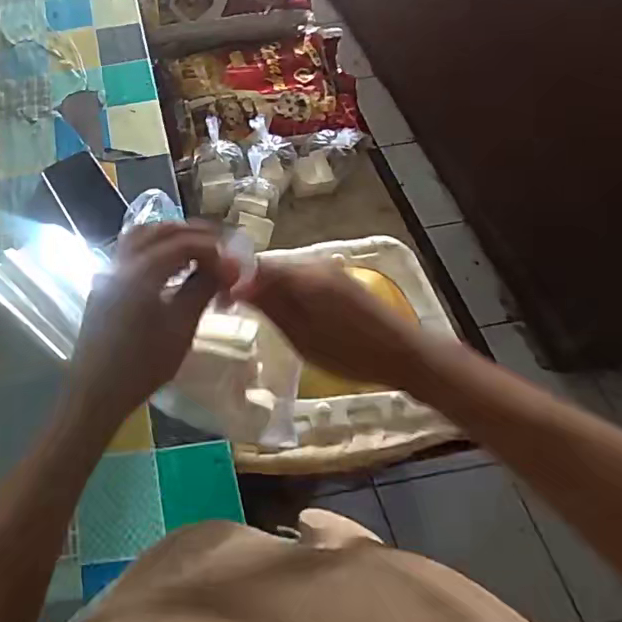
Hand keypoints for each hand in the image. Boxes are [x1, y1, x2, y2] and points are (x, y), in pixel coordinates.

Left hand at [67, 223, 238, 424]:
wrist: (97, 391)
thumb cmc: (143, 364)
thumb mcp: (181, 328)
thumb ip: (202, 289)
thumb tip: (226, 268)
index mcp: (140, 271)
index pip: (183, 242)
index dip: (213, 250)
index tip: (235, 266)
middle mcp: (121, 262)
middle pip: (159, 230)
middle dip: (193, 235)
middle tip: (221, 250)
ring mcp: (108, 272)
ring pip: (141, 237)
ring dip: (171, 238)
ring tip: (199, 255)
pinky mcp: (104, 285)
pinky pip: (131, 253)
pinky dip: (154, 250)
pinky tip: (172, 270)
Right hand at [232, 258, 456, 392]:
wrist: (407, 357)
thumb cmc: (351, 354)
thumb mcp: (300, 336)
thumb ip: (268, 307)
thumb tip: (233, 286)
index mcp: (303, 276)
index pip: (253, 265)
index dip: (230, 278)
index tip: (214, 297)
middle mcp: (314, 265)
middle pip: (269, 267)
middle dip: (247, 283)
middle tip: (229, 309)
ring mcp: (329, 271)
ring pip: (284, 273)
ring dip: (266, 289)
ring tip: (252, 313)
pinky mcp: (339, 281)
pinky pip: (300, 280)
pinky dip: (285, 292)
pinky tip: (282, 312)